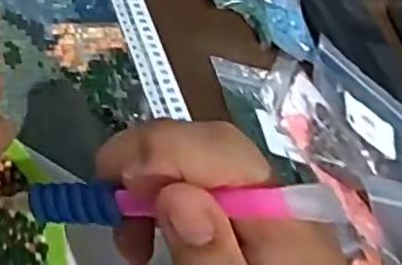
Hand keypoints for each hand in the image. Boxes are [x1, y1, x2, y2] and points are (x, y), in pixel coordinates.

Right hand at [96, 121, 345, 264]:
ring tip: (126, 231)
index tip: (119, 183)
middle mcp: (285, 212)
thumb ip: (213, 262)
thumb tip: (176, 193)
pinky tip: (147, 232)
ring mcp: (271, 222)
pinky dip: (163, 198)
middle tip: (109, 203)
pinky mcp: (251, 234)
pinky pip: (202, 190)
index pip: (226, 151)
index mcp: (291, 230)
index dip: (165, 148)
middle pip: (209, 149)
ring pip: (199, 164)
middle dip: (148, 160)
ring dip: (149, 179)